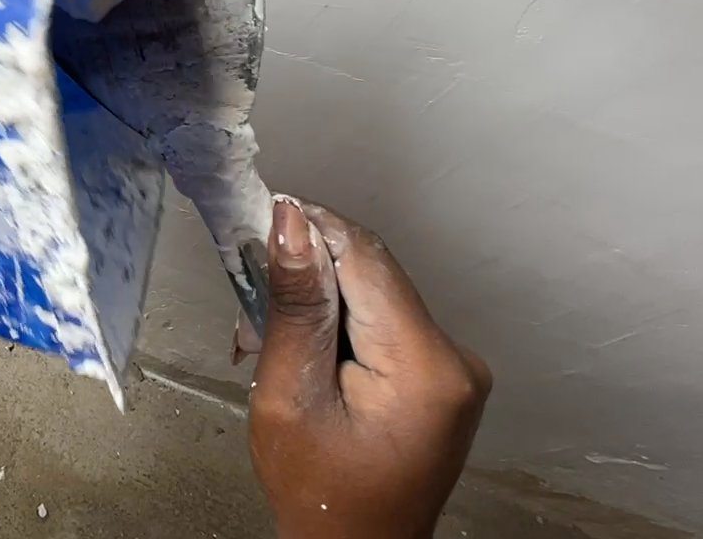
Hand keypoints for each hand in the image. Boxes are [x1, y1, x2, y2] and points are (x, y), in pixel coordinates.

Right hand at [244, 198, 491, 538]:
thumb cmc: (316, 483)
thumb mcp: (289, 392)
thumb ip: (295, 306)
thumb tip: (291, 222)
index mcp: (425, 365)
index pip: (364, 256)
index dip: (308, 226)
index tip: (254, 219)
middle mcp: (453, 356)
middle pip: (367, 270)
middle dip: (302, 269)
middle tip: (249, 299)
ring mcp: (449, 363)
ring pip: (366, 288)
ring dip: (310, 295)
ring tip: (263, 332)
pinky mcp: (435, 370)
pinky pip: (375, 313)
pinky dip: (329, 316)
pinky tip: (296, 344)